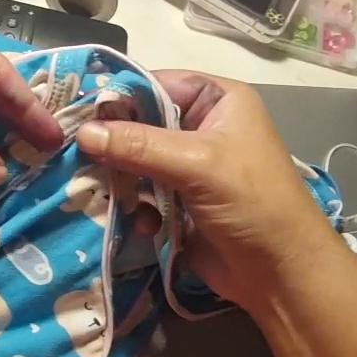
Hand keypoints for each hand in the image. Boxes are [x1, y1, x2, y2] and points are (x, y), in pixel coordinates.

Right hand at [74, 71, 340, 309]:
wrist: (281, 273)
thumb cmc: (252, 203)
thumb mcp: (198, 164)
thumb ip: (139, 146)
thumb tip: (83, 132)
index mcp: (217, 100)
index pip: (154, 83)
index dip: (116, 97)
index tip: (74, 114)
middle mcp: (201, 126)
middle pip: (139, 123)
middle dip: (111, 144)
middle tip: (74, 157)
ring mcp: (187, 166)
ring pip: (134, 161)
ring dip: (119, 180)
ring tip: (101, 194)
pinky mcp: (176, 202)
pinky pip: (140, 193)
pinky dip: (132, 206)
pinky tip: (137, 223)